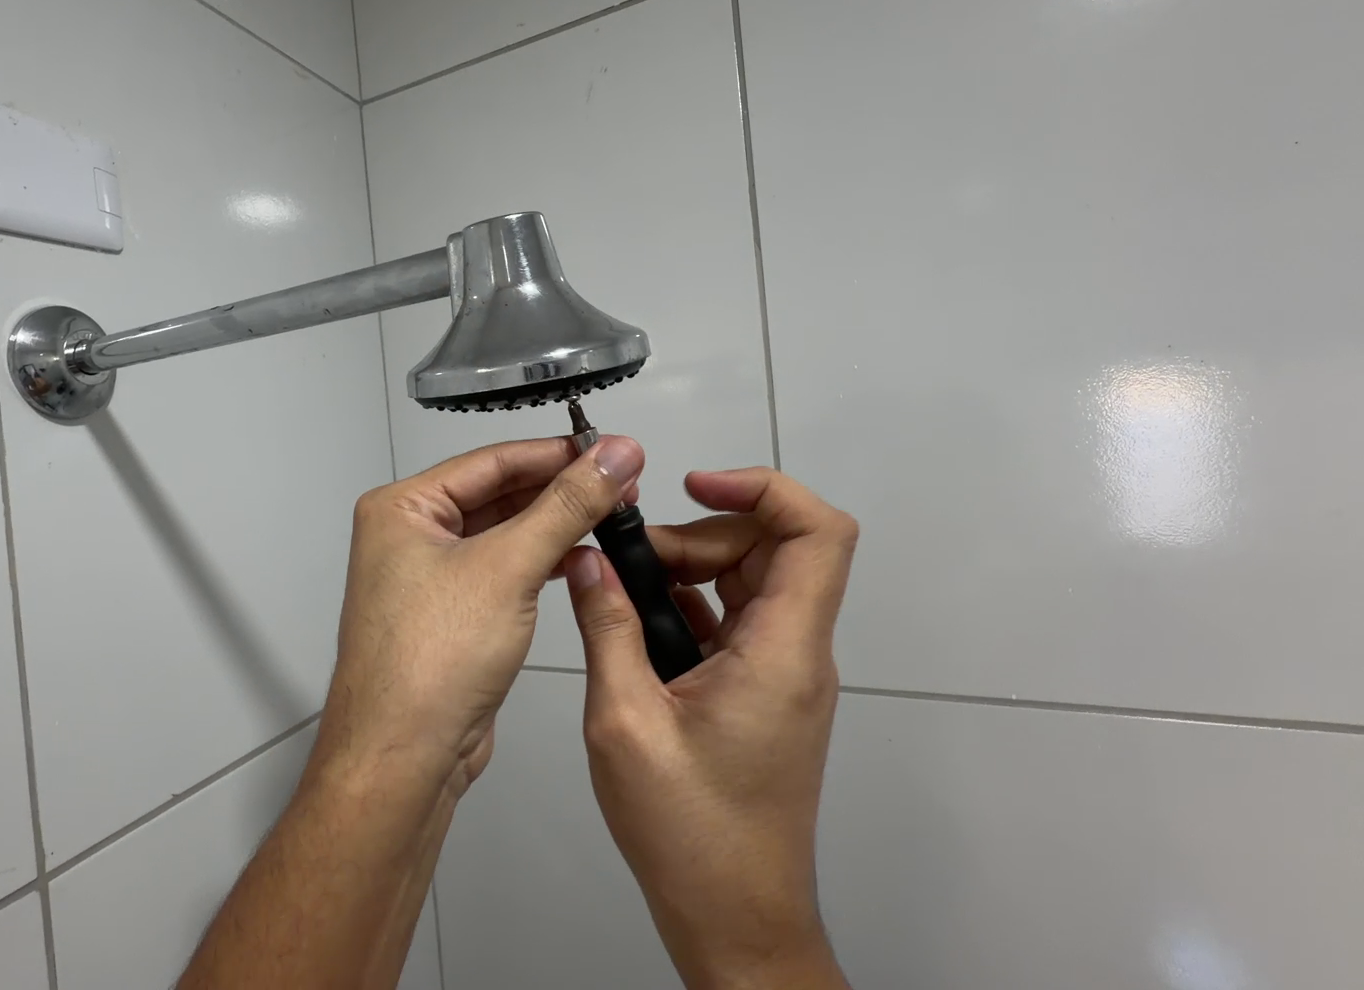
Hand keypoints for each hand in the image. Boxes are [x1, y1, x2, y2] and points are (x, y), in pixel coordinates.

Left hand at [315, 436, 644, 791]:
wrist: (404, 757)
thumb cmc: (430, 661)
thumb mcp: (507, 567)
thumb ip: (566, 506)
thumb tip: (614, 455)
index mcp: (401, 509)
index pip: (491, 461)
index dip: (556, 453)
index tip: (612, 450)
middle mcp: (408, 537)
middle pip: (497, 494)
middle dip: (560, 490)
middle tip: (624, 485)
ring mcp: (428, 578)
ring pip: (502, 534)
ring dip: (553, 526)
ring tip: (613, 516)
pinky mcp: (450, 615)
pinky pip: (501, 572)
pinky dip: (539, 562)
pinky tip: (578, 558)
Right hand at [562, 468, 857, 989]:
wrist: (735, 918)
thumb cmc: (687, 829)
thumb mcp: (624, 720)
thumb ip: (607, 628)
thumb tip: (586, 559)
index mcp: (781, 652)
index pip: (817, 532)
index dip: (762, 487)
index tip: (691, 486)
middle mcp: (796, 653)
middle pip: (774, 548)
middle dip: (700, 534)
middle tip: (630, 561)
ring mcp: (783, 676)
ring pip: (752, 582)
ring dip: (689, 570)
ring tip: (622, 593)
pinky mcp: (763, 695)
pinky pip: (735, 621)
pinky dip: (689, 606)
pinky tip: (636, 627)